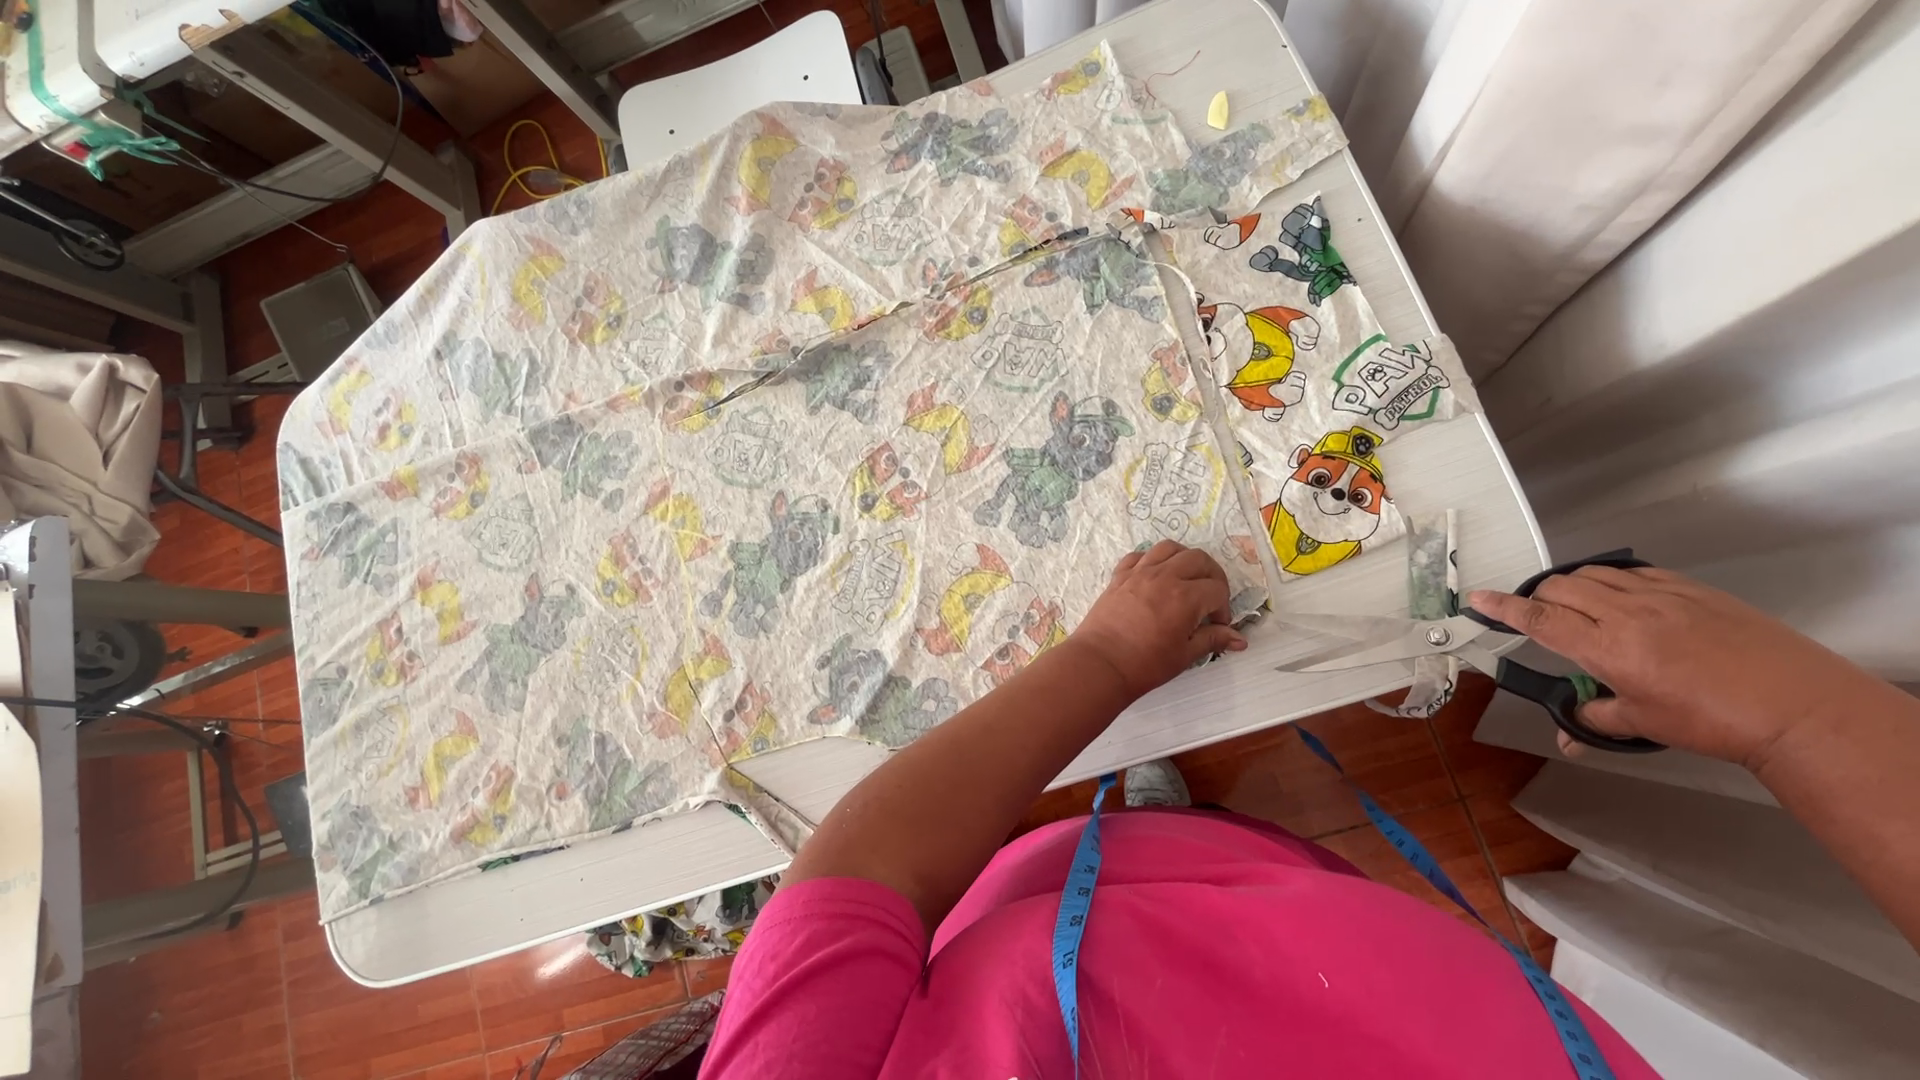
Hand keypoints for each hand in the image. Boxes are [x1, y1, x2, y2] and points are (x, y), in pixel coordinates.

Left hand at [1066, 541, 1246, 699]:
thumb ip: (1212, 639)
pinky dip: (1151, 559)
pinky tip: (1155, 576)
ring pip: (1169, 548)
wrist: (1100, 664)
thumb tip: (1239, 639)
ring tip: (1186, 580)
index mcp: (1186, 597)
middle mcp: (1164, 577)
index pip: (1217, 590)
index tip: (1217, 625)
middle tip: (1210, 598)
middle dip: (1212, 576)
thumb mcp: (1184, 655)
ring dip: (1184, 559)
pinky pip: (1139, 555)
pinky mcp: (1119, 576)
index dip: (1223, 608)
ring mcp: (1139, 573)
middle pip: (1199, 559)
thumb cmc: (1144, 664)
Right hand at [1468, 567, 1888, 771]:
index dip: (1502, 607)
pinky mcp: (1693, 589)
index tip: (1477, 598)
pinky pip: (1636, 573)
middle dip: (1538, 596)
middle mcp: (1627, 613)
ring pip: (1595, 574)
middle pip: (1560, 587)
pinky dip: (1615, 581)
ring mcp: (1662, 595)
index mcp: (1607, 647)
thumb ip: (1596, 717)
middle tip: (1537, 615)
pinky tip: (1624, 599)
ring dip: (1573, 586)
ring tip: (1579, 605)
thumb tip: (1567, 733)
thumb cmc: (1714, 722)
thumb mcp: (1645, 725)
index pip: (1539, 618)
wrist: (1799, 706)